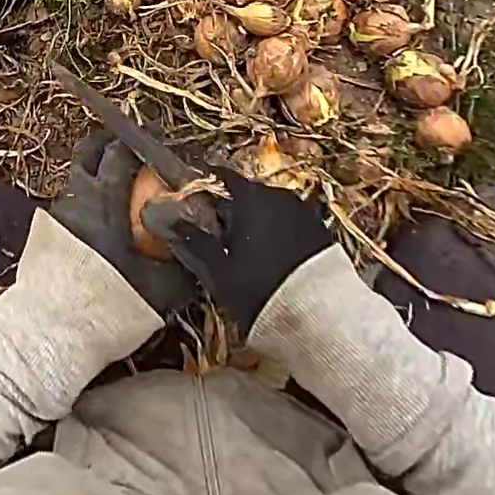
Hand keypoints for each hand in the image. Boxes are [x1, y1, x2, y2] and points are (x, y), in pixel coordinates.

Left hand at [47, 132, 195, 313]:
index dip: (141, 140)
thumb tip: (208, 243)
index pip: (121, 153)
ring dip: (96, 171)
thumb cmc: (109, 309)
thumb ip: (185, 262)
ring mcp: (57, 213)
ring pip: (76, 176)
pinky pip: (68, 202)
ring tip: (117, 186)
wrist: (50, 337)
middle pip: (89, 151)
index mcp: (105, 204)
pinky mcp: (43, 232)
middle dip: (110, 143)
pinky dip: (86, 199)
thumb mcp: (160, 291)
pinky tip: (99, 221)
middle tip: (132, 150)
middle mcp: (77, 199)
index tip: (158, 140)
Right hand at [140, 168, 332, 329]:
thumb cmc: (262, 291)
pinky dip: (276, 230)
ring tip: (246, 250)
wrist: (323, 319)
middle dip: (230, 208)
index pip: (221, 176)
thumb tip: (170, 222)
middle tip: (217, 234)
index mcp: (250, 197)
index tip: (193, 201)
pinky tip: (272, 257)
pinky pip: (289, 220)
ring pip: (268, 207)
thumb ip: (194, 242)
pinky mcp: (320, 227)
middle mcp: (277, 194)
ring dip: (255, 220)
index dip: (204, 185)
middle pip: (245, 192)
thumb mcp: (220, 271)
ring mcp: (302, 210)